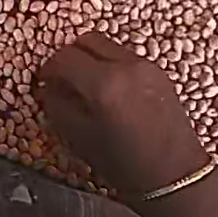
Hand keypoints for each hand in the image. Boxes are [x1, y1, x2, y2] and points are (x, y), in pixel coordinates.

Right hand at [37, 33, 210, 195]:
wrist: (174, 176)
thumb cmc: (124, 164)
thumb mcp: (79, 138)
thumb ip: (57, 106)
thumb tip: (50, 88)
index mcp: (104, 84)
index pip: (64, 58)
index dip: (48, 68)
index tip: (43, 80)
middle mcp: (127, 66)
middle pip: (87, 40)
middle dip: (69, 56)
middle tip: (60, 78)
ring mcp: (147, 66)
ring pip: (108, 46)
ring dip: (90, 59)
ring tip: (84, 86)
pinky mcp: (159, 73)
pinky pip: (125, 58)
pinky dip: (110, 66)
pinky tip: (107, 92)